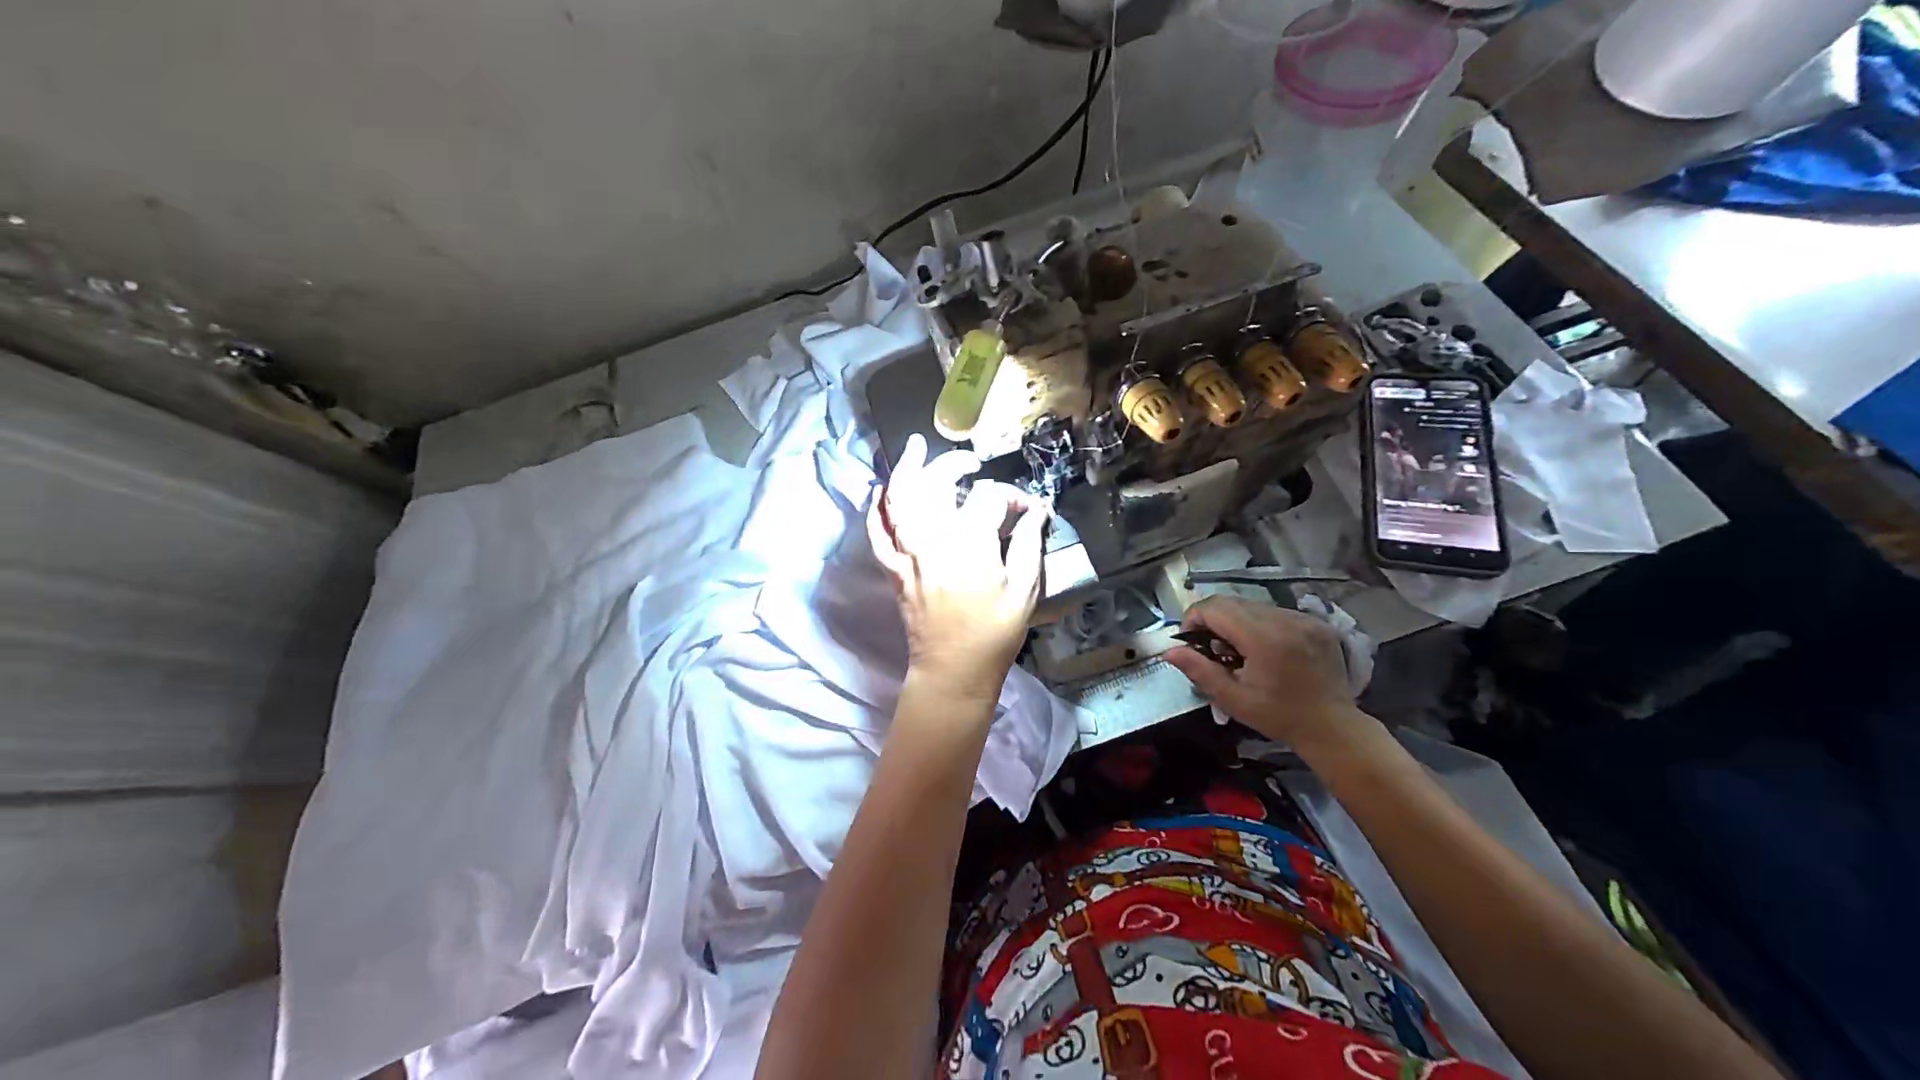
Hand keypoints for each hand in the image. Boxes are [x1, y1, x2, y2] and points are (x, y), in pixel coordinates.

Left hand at [867, 434, 1049, 698]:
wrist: (953, 670)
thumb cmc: (994, 632)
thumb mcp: (1025, 589)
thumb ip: (1031, 544)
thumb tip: (1038, 511)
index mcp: (971, 543)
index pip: (990, 498)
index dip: (1013, 497)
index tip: (1027, 511)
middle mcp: (934, 540)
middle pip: (936, 484)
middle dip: (953, 463)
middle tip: (971, 462)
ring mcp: (908, 554)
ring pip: (899, 500)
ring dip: (906, 470)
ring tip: (915, 448)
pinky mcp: (893, 569)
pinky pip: (878, 532)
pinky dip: (878, 507)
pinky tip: (883, 490)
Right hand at [1163, 595, 1370, 750]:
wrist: (1332, 727)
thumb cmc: (1278, 716)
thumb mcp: (1233, 699)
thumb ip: (1199, 670)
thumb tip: (1170, 651)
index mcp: (1264, 638)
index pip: (1216, 607)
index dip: (1194, 618)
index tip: (1190, 641)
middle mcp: (1285, 620)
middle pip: (1233, 602)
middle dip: (1213, 620)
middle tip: (1212, 649)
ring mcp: (1305, 619)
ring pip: (1254, 605)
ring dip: (1237, 621)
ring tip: (1239, 650)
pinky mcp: (1317, 623)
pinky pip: (1276, 612)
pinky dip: (1261, 624)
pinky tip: (1265, 649)